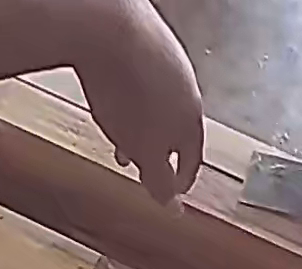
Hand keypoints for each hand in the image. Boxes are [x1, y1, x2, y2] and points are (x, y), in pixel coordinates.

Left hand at [73, 0, 204, 202]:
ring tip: (126, 134)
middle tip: (147, 165)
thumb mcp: (145, 152)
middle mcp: (187, 89)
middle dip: (162, 150)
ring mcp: (168, 59)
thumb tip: (175, 210)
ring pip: (160, 102)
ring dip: (146, 123)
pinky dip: (134, 95)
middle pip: (177, 128)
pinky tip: (117, 97)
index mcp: (191, 121)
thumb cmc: (129, 98)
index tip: (175, 191)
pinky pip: (144, 76)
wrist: (108, 26)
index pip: (193, 159)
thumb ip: (160, 182)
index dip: (183, 178)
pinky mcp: (145, 36)